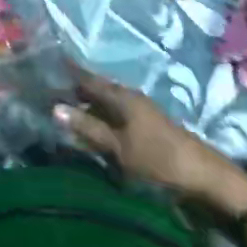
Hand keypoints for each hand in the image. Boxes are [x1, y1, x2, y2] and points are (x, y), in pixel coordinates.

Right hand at [55, 69, 246, 214]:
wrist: (205, 180)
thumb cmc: (159, 160)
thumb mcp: (118, 147)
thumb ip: (87, 127)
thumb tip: (54, 107)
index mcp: (122, 95)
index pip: (86, 77)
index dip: (65, 72)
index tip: (42, 66)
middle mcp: (129, 97)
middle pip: (93, 89)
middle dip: (70, 90)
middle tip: (43, 92)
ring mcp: (137, 112)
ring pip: (102, 104)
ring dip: (83, 107)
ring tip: (58, 111)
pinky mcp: (143, 128)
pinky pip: (112, 117)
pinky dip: (96, 120)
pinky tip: (85, 129)